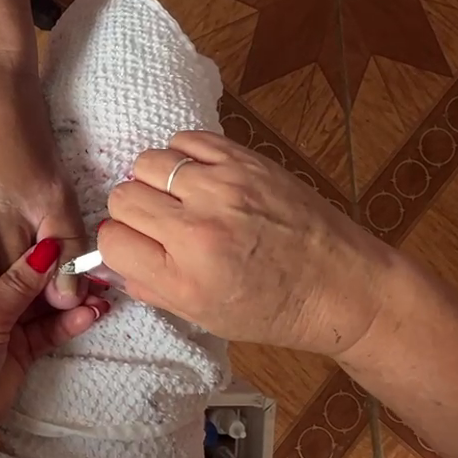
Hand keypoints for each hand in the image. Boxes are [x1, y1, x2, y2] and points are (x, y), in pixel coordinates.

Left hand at [0, 239, 109, 442]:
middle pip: (27, 277)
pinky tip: (92, 314)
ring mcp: (3, 322)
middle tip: (95, 262)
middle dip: (58, 271)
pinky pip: (47, 330)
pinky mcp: (20, 349)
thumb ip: (20, 282)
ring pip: (41, 304)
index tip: (68, 236)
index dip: (34, 244)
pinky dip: (69, 323)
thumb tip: (50, 247)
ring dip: (70, 298)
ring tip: (103, 290)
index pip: (3, 249)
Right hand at [100, 130, 401, 356]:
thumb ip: (149, 286)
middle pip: (122, 197)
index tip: (136, 246)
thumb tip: (112, 259)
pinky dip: (182, 157)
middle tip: (159, 223)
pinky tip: (198, 177)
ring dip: (154, 180)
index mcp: (186, 276)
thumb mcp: (204, 317)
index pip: (111, 239)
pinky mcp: (244, 161)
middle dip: (132, 212)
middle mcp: (199, 229)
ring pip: (146, 164)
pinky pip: (184, 141)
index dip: (118, 243)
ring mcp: (223, 189)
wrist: (346, 288)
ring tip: (179, 197)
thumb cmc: (275, 310)